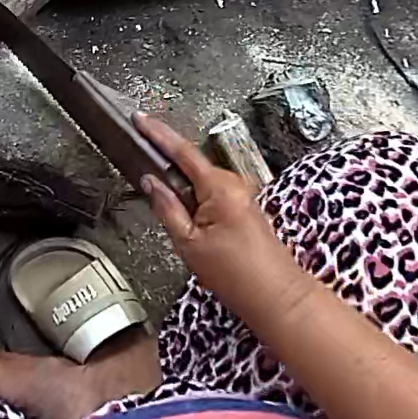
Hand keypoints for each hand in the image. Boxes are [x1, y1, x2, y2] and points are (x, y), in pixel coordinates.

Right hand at [135, 112, 311, 320]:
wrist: (278, 300)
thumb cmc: (238, 276)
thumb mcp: (188, 243)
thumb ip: (165, 207)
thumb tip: (149, 182)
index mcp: (219, 187)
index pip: (181, 150)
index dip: (156, 132)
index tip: (139, 118)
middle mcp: (232, 184)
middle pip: (188, 164)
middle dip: (165, 166)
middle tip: (142, 171)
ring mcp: (239, 194)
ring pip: (197, 181)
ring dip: (179, 188)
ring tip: (168, 212)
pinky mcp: (241, 206)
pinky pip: (208, 192)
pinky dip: (192, 198)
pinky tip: (187, 219)